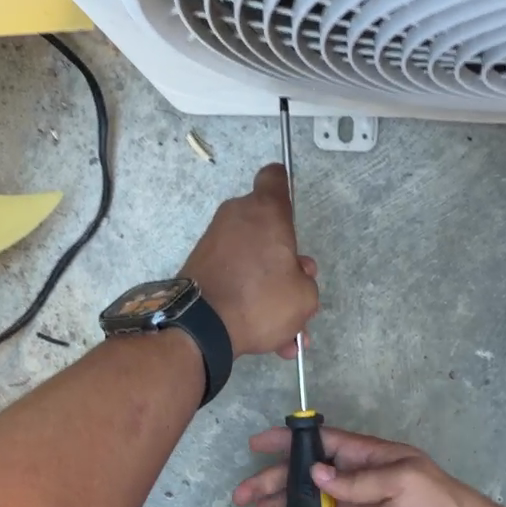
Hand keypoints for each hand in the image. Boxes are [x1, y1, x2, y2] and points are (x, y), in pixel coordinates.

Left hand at [180, 164, 319, 358]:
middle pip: (265, 227)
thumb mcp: (304, 298)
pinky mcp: (199, 265)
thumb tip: (295, 276)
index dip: (285, 190)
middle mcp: (236, 216)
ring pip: (250, 255)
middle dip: (282, 255)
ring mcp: (214, 240)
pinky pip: (233, 274)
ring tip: (280, 321)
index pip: (274, 178)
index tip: (290, 210)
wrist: (200, 328)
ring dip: (266, 282)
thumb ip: (306, 282)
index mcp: (266, 212)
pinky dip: (246, 294)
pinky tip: (261, 328)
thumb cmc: (260, 302)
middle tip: (294, 286)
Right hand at [232, 427, 489, 506]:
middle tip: (242, 497)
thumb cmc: (434, 502)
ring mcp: (352, 504)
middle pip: (303, 475)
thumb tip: (314, 474)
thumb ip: (356, 481)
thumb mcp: (399, 483)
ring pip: (306, 503)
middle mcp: (352, 476)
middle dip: (271, 483)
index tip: (256, 445)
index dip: (286, 441)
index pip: (318, 442)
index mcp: (363, 455)